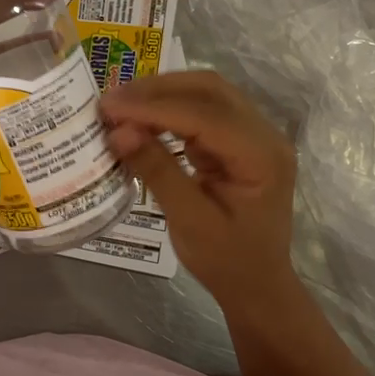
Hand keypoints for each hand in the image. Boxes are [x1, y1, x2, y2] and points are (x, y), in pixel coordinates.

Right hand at [100, 72, 297, 298]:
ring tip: (119, 106)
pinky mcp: (237, 141)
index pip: (204, 115)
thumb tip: (119, 131)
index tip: (109, 107)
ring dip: (162, 95)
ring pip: (206, 94)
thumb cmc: (227, 261)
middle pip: (209, 90)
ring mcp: (253, 135)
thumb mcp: (189, 221)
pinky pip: (202, 111)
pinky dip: (169, 110)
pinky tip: (140, 119)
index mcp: (261, 156)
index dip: (154, 107)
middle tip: (110, 101)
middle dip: (157, 90)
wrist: (257, 285)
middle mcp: (264, 135)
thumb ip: (158, 171)